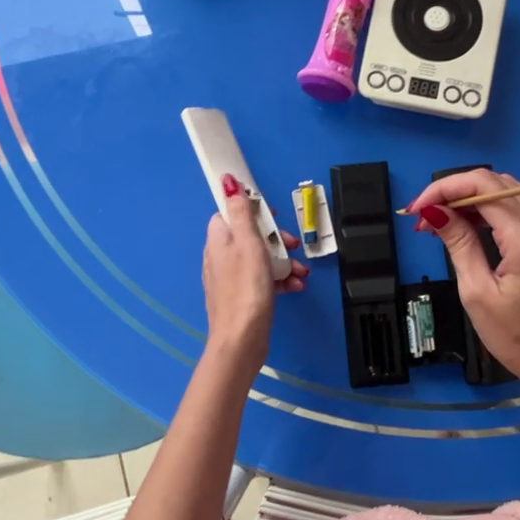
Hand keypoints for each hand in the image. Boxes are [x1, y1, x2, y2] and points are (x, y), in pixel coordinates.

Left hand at [203, 176, 307, 373]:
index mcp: (219, 240)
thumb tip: (227, 180)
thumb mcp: (248, 243)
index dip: (252, 211)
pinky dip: (279, 281)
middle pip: (250, 236)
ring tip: (300, 274)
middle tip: (293, 246)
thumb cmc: (246, 288)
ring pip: (261, 260)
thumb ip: (241, 212)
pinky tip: (294, 287)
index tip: (273, 216)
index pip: (230, 213)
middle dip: (276, 240)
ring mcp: (232, 279)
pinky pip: (263, 280)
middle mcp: (221, 257)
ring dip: (284, 263)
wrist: (242, 339)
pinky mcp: (243, 297)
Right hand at [405, 170, 519, 390]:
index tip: (416, 209)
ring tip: (440, 222)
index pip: (482, 187)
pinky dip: (490, 208)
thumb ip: (459, 244)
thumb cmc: (518, 338)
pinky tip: (467, 225)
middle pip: (495, 182)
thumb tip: (435, 212)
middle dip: (454, 192)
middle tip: (424, 217)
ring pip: (508, 190)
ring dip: (471, 198)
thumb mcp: (477, 293)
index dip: (444, 190)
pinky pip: (519, 206)